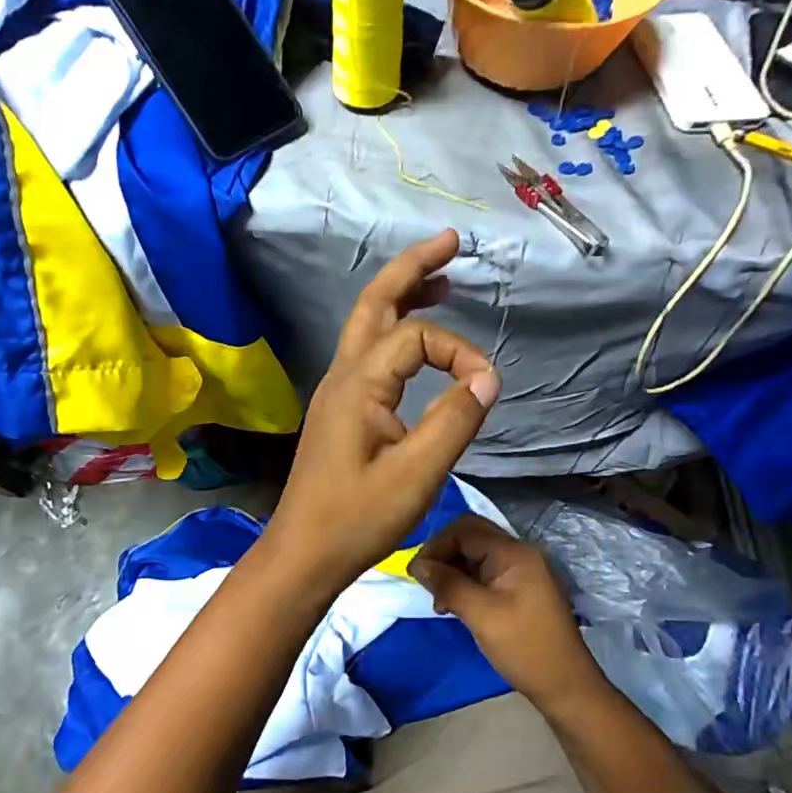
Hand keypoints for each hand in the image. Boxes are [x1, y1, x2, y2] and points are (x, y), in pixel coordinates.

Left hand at [259, 230, 500, 590]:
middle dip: (411, 268)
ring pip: (366, 324)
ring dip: (400, 295)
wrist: (305, 550)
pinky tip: (416, 341)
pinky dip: (394, 329)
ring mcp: (335, 389)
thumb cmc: (358, 517)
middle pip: (374, 302)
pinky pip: (367, 351)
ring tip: (440, 278)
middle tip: (448, 241)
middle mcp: (341, 374)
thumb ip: (455, 419)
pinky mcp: (339, 408)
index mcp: (358, 383)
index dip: (457, 350)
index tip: (484, 386)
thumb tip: (486, 375)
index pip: (416, 337)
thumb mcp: (418, 473)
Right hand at [408, 515, 605, 711]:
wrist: (566, 686)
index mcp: (513, 553)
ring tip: (439, 600)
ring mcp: (521, 570)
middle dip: (442, 554)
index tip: (416, 573)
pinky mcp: (519, 587)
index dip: (436, 545)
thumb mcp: (480, 615)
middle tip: (425, 581)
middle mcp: (518, 553)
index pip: (464, 530)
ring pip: (475, 553)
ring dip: (451, 569)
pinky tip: (454, 604)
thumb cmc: (524, 648)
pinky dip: (464, 580)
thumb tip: (417, 565)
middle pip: (470, 536)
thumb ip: (447, 584)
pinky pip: (484, 570)